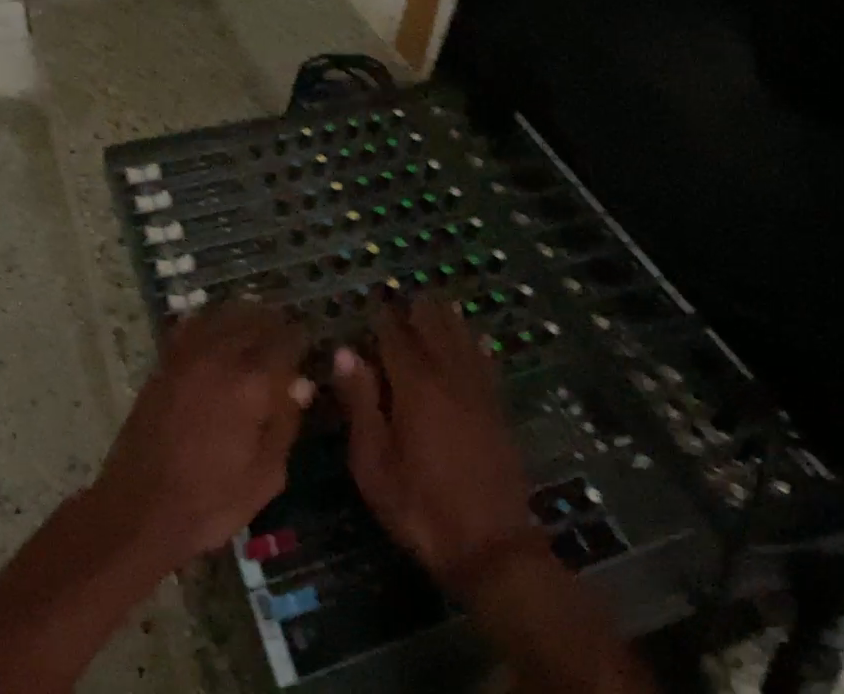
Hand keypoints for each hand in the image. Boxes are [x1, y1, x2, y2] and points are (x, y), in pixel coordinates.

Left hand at [91, 302, 314, 564]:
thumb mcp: (266, 475)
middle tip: (285, 330)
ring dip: (241, 315)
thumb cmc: (211, 502)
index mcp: (252, 385)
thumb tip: (301, 384)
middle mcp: (219, 360)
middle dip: (273, 322)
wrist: (139, 510)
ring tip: (254, 323)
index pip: (285, 342)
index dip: (301, 339)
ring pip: (218, 317)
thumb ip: (285, 423)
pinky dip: (206, 322)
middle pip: (252, 320)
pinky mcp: (161, 369)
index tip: (308, 343)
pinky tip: (214, 331)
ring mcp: (185, 360)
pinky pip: (188, 330)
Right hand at [330, 294, 537, 592]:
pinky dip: (477, 346)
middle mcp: (450, 380)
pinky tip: (477, 340)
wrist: (491, 546)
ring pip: (464, 343)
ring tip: (437, 303)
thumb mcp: (373, 462)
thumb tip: (345, 353)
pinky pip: (486, 365)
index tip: (372, 303)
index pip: (396, 338)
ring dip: (449, 321)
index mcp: (415, 387)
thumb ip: (360, 403)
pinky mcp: (498, 414)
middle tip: (405, 296)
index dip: (383, 318)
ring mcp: (480, 395)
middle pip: (435, 331)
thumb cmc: (419, 507)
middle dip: (418, 312)